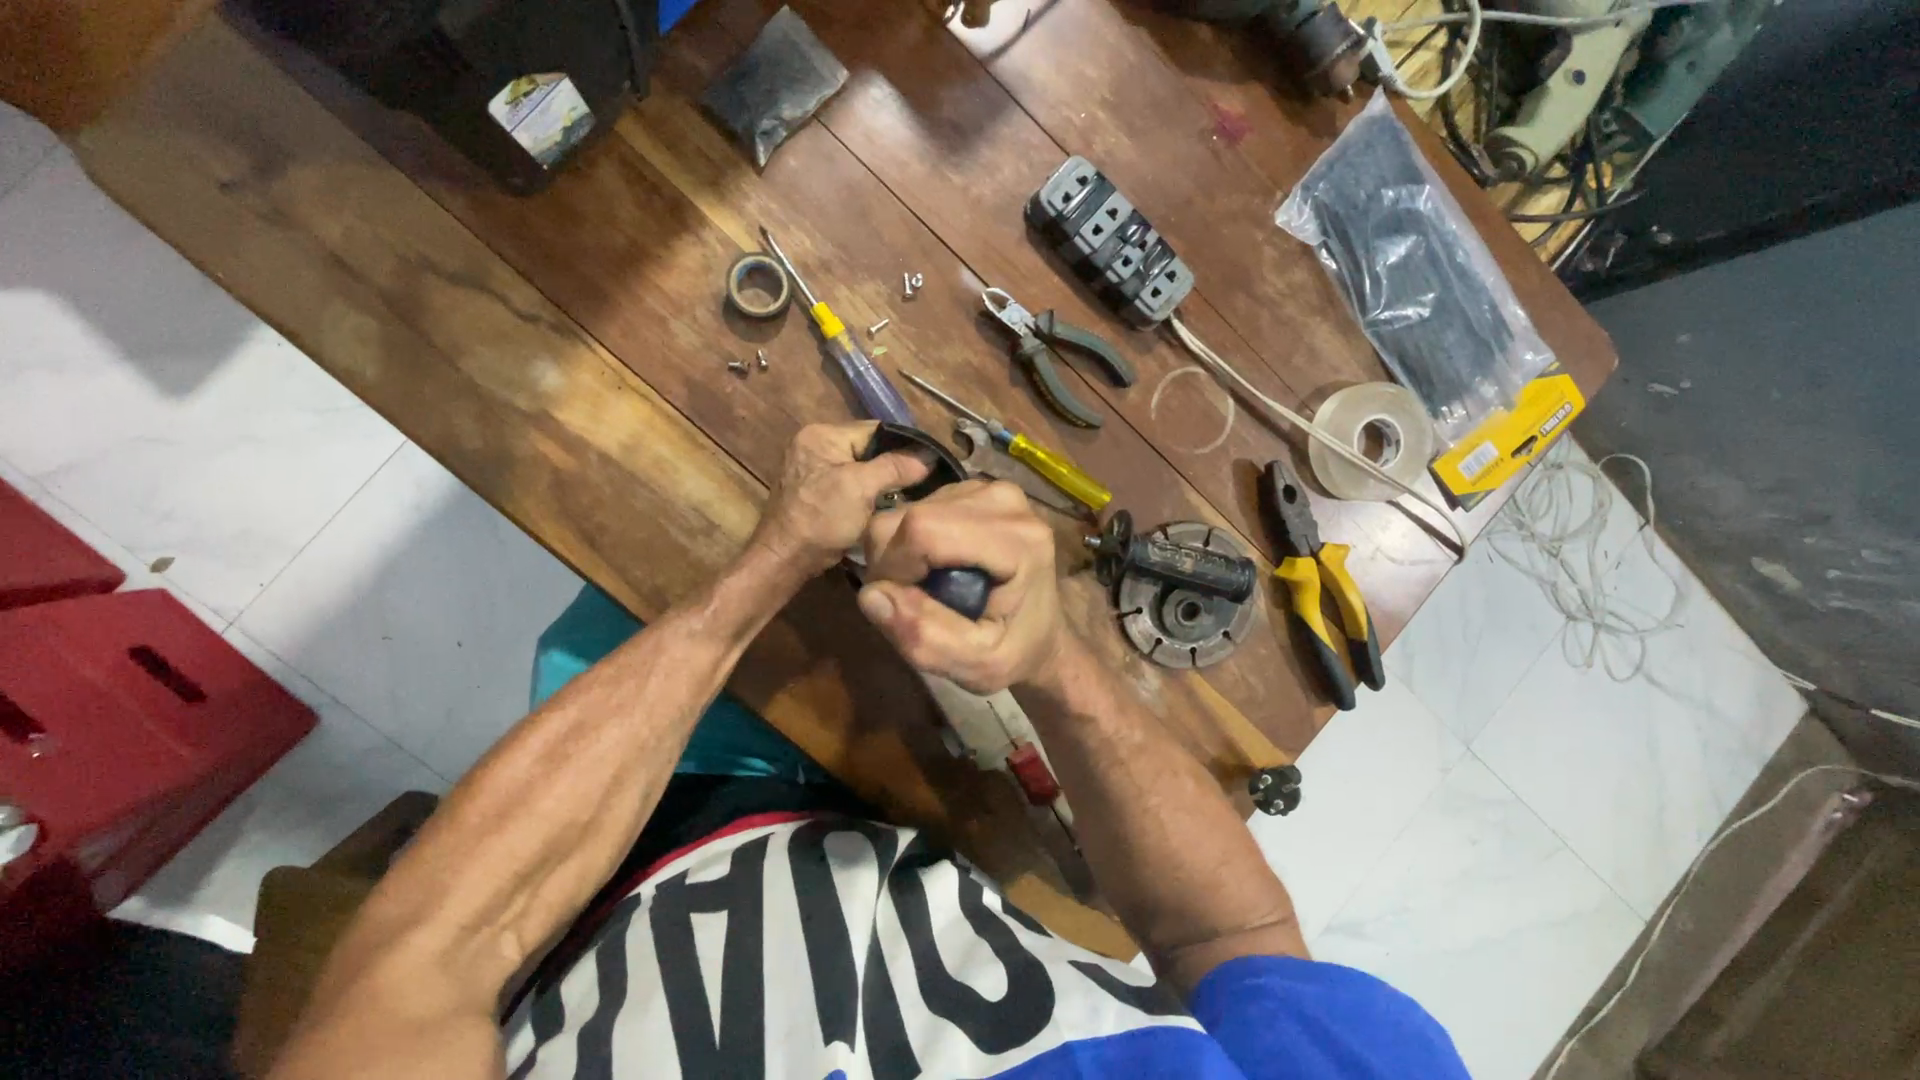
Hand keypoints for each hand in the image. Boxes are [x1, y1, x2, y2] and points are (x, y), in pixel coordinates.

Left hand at [750, 422, 930, 575]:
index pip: (874, 430)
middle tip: (923, 483)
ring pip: (861, 470)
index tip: (930, 464)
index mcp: (821, 435)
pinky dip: (867, 495)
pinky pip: (850, 486)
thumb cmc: (821, 519)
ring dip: (882, 484)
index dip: (903, 446)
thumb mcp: (861, 488)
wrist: (786, 559)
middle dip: (893, 467)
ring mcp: (813, 470)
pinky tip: (884, 507)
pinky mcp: (815, 492)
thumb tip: (928, 457)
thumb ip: (895, 467)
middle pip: (868, 450)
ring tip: (909, 496)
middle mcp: (814, 446)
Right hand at [856, 480, 1068, 693]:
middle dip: (891, 563)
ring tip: (924, 590)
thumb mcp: (977, 665)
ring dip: (898, 555)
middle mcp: (1005, 501)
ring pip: (906, 510)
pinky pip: (914, 508)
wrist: (1042, 635)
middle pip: (910, 516)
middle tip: (907, 603)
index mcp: (1018, 540)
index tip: (899, 607)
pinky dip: (909, 544)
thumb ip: (926, 636)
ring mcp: (988, 490)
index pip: (925, 531)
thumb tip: (870, 596)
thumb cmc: (1016, 652)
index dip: (895, 569)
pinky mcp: (971, 490)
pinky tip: (932, 570)